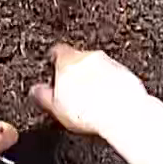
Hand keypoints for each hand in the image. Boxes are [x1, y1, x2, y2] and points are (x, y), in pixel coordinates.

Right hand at [29, 43, 151, 136]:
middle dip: (77, 74)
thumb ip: (43, 95)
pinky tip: (108, 103)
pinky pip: (115, 77)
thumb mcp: (55, 107)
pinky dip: (111, 86)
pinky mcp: (126, 74)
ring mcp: (110, 63)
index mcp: (68, 60)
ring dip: (95, 80)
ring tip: (92, 103)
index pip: (57, 51)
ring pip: (99, 68)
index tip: (54, 68)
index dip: (54, 60)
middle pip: (79, 60)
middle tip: (74, 94)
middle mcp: (90, 56)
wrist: (121, 112)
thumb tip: (36, 91)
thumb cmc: (88, 110)